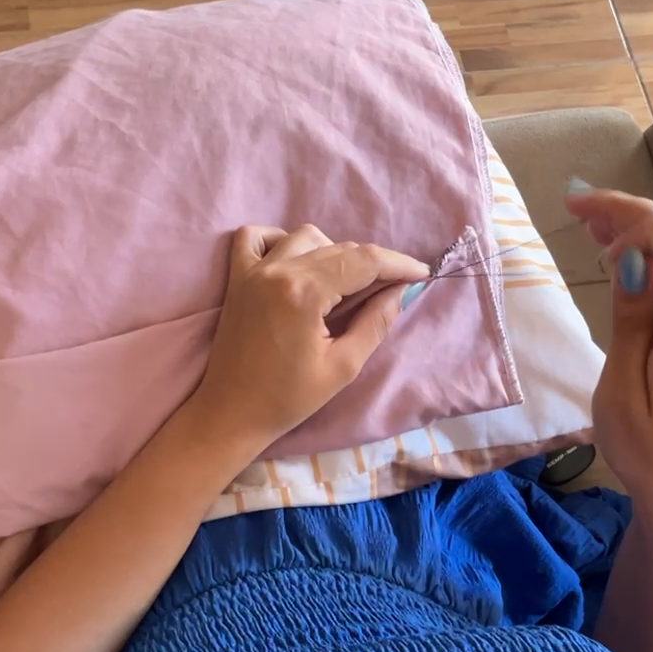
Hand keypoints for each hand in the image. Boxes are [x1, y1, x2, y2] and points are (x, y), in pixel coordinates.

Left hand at [185, 224, 428, 448]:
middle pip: (340, 248)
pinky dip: (279, 241)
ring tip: (343, 285)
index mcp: (304, 293)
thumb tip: (401, 291)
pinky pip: (255, 237)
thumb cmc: (287, 399)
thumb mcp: (343, 367)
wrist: (230, 414)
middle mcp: (277, 271)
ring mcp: (252, 271)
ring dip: (332, 252)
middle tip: (391, 288)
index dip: (398, 264)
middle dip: (372, 264)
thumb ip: (376, 323)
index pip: (364, 261)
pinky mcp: (236, 278)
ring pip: (305, 237)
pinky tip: (296, 264)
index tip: (421, 273)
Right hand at [566, 190, 652, 541]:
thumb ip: (632, 322)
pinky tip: (616, 256)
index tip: (599, 242)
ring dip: (642, 233)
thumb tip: (634, 261)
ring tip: (588, 220)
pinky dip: (652, 260)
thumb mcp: (620, 391)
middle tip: (577, 207)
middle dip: (637, 216)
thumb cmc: (646, 451)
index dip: (650, 226)